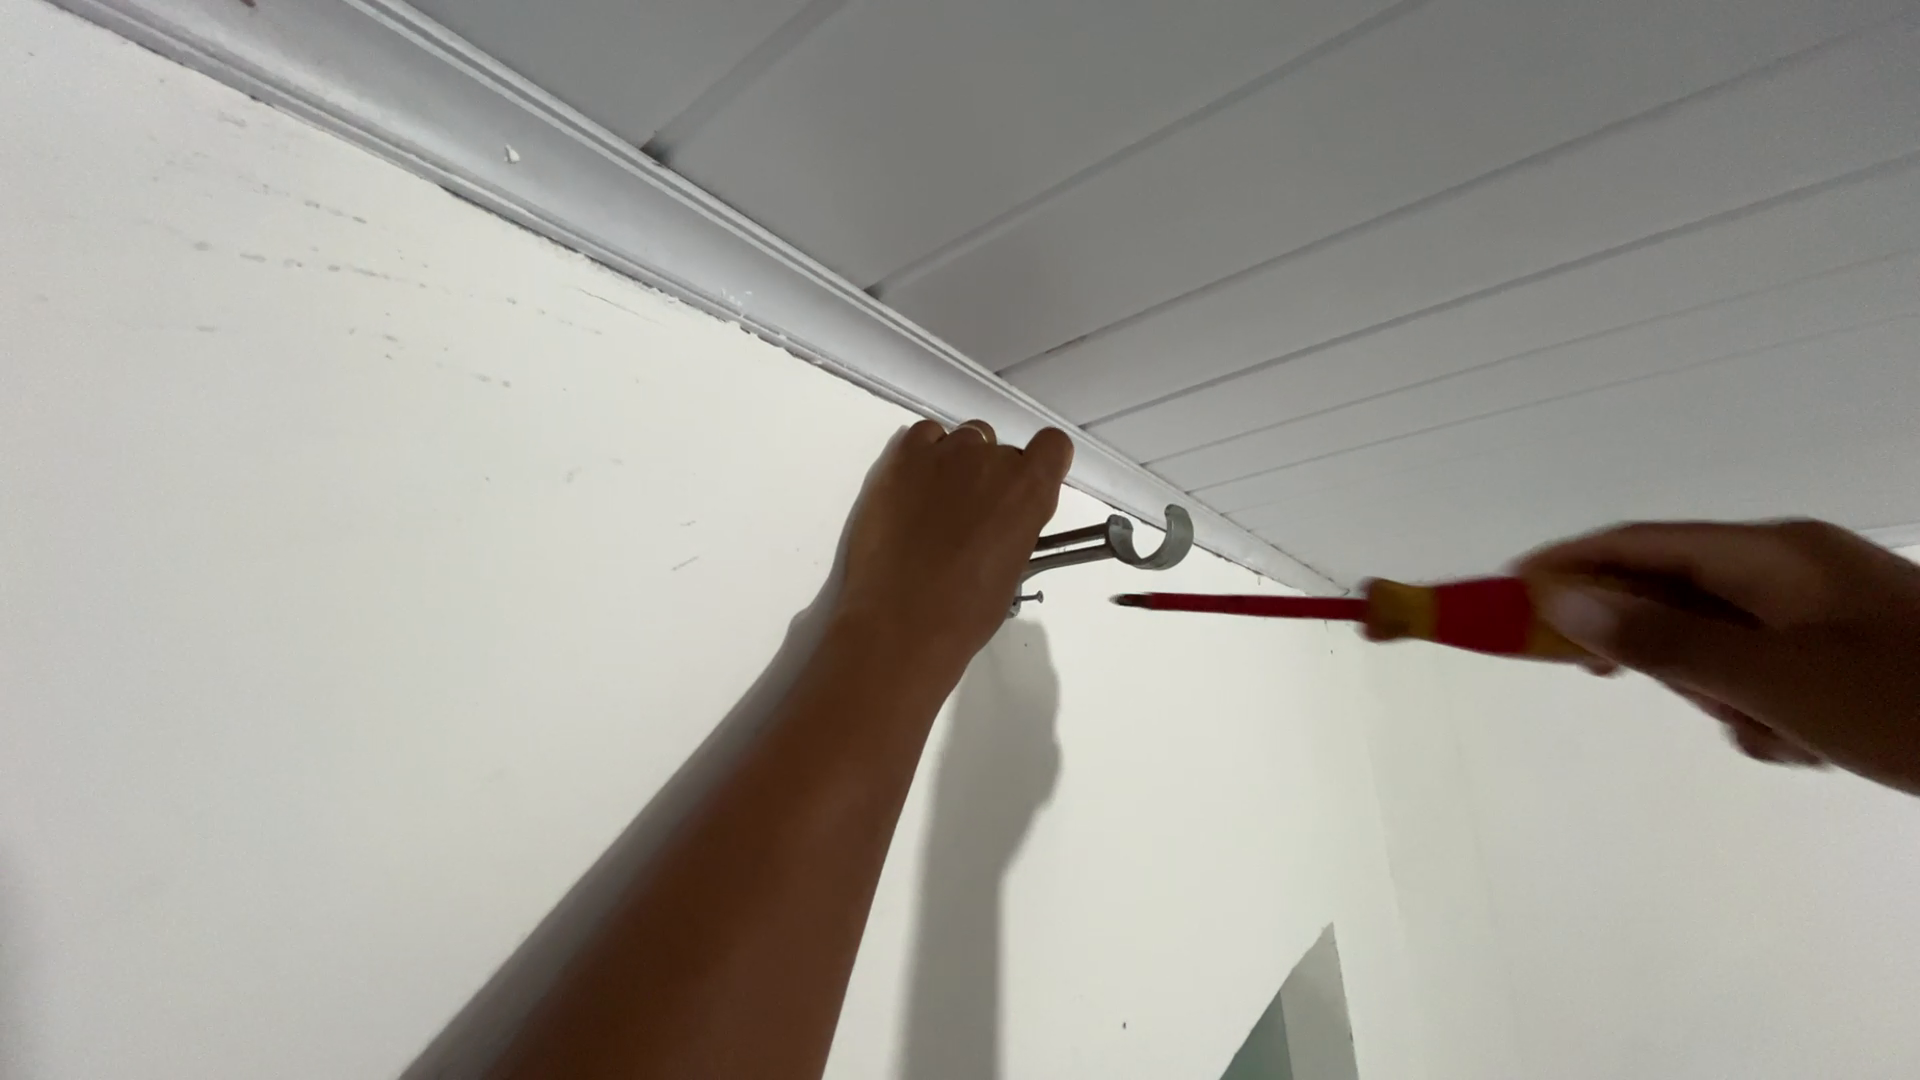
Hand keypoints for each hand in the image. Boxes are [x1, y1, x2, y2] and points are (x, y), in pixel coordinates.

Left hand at [835, 420, 1073, 672]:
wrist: (899, 620)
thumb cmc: (964, 610)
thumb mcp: (1012, 568)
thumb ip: (1016, 526)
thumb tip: (999, 519)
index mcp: (1028, 489)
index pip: (1053, 446)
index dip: (1039, 464)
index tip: (1022, 488)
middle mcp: (991, 459)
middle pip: (999, 449)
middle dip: (988, 475)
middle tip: (967, 515)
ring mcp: (944, 452)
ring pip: (961, 440)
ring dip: (955, 465)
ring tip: (932, 507)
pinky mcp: (901, 457)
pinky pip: (922, 436)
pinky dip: (921, 456)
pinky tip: (910, 491)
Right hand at [1515, 520, 1919, 794]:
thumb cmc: (1913, 706)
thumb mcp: (1770, 680)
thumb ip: (1654, 638)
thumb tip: (1554, 599)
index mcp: (1767, 554)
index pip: (1631, 544)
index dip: (1560, 564)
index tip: (1505, 596)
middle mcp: (1786, 567)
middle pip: (1664, 590)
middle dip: (1644, 642)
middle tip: (1609, 680)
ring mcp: (1818, 607)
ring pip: (1708, 636)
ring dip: (1709, 685)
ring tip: (1760, 729)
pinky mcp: (1842, 646)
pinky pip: (1754, 663)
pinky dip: (1754, 702)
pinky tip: (1799, 739)